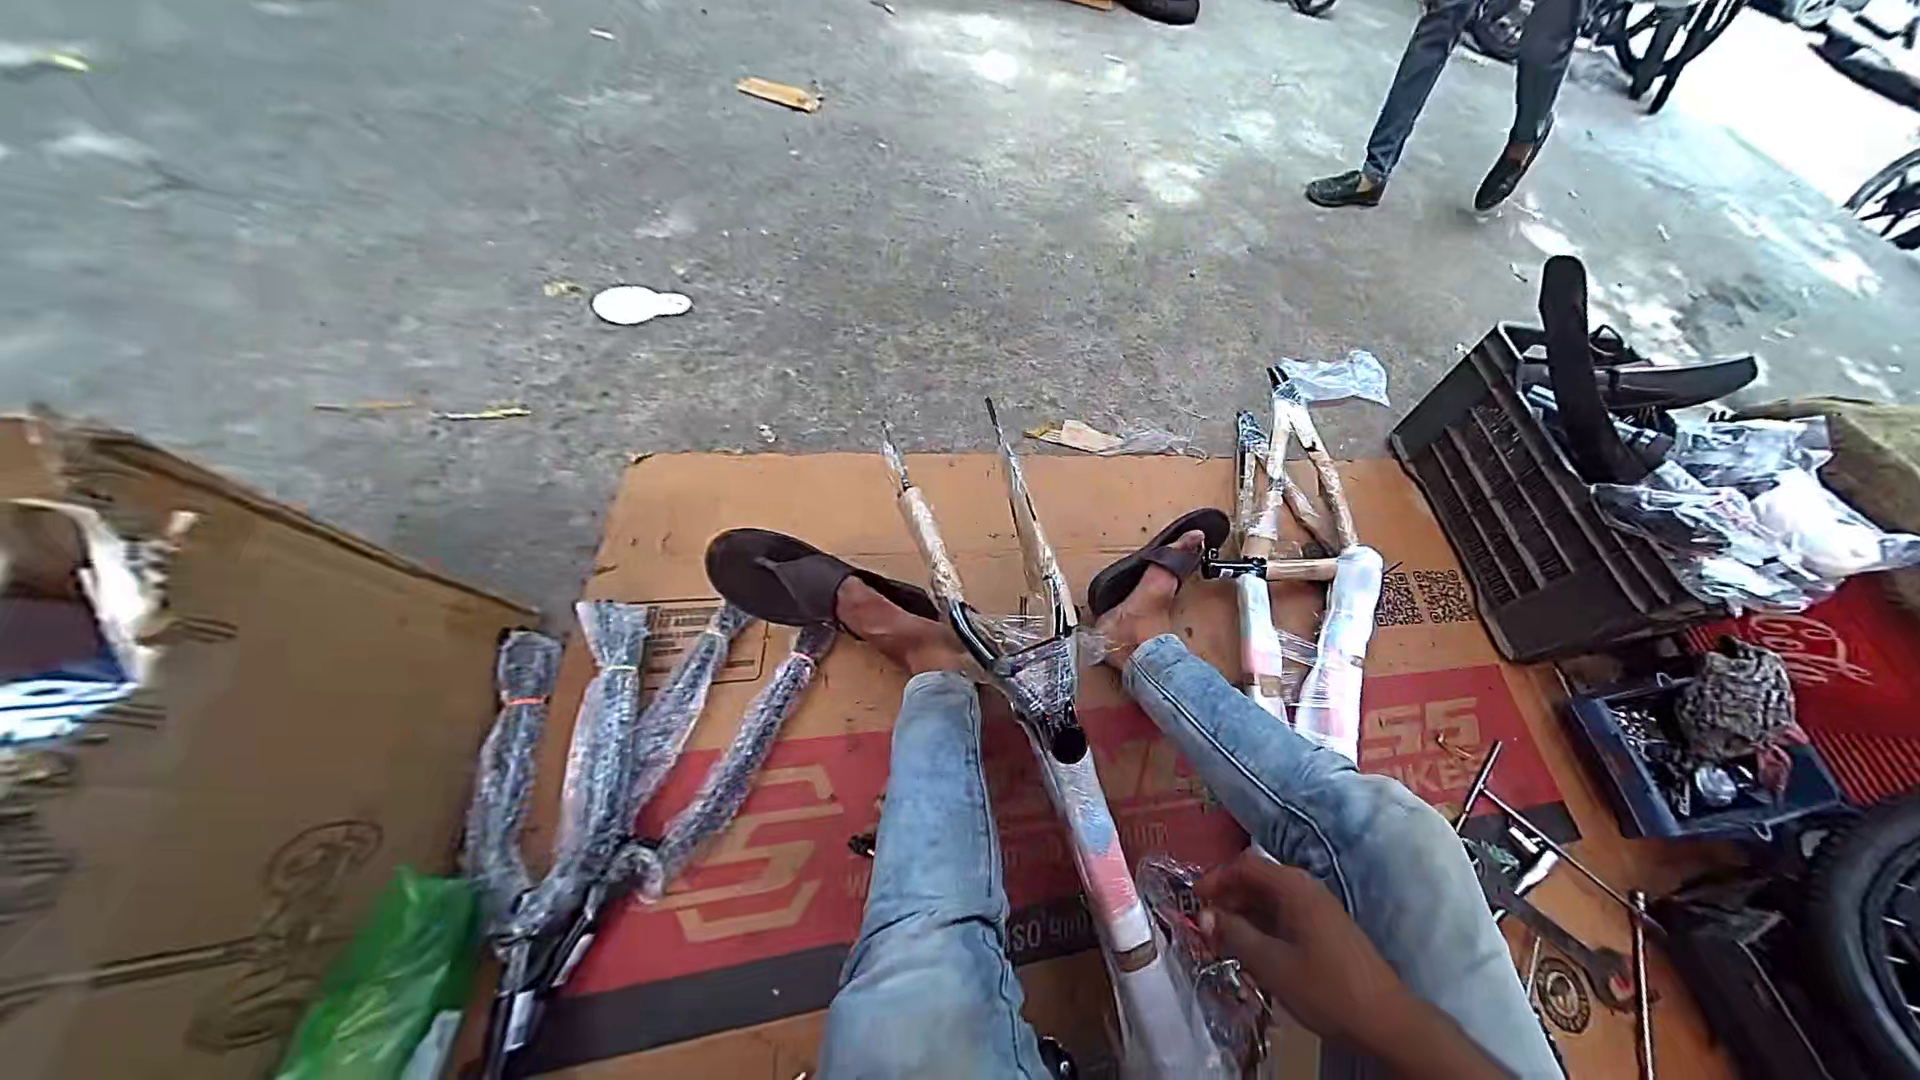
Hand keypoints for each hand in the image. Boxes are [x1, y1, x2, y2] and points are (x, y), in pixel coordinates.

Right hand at [1196, 851, 1408, 1046]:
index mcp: (1293, 887)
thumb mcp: (1271, 963)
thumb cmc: (1327, 988)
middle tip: (1206, 922)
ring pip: (1270, 899)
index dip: (1215, 878)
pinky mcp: (1326, 929)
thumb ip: (1234, 934)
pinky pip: (1284, 914)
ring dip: (1244, 913)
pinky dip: (1263, 925)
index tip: (1194, 899)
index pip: (1243, 865)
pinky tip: (1254, 949)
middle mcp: (1306, 888)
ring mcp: (1319, 908)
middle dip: (1228, 897)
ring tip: (1224, 939)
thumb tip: (1205, 916)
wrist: (1390, 1025)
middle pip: (1256, 879)